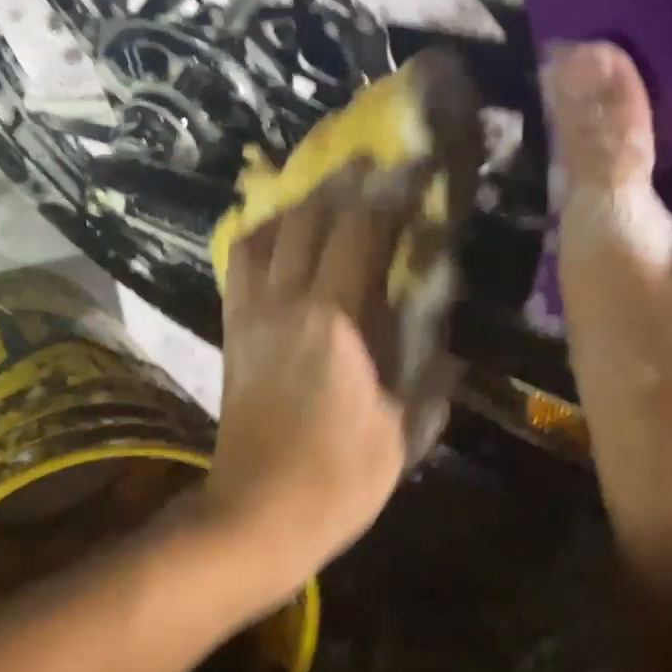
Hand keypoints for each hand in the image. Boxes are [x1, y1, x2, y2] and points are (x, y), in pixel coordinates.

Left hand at [204, 160, 436, 580]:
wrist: (258, 507)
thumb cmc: (341, 477)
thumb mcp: (406, 427)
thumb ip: (429, 367)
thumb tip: (441, 324)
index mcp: (336, 319)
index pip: (362, 232)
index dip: (390, 192)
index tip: (414, 165)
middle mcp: (285, 300)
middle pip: (309, 219)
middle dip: (343, 183)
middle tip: (372, 163)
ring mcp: (249, 310)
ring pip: (265, 232)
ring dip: (298, 204)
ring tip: (325, 193)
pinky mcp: (230, 326)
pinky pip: (239, 262)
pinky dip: (260, 235)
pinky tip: (278, 235)